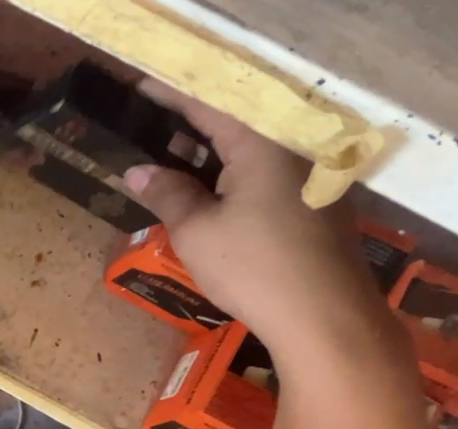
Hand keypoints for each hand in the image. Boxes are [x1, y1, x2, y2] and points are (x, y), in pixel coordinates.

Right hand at [126, 82, 399, 357]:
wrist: (319, 310)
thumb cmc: (252, 265)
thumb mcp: (196, 231)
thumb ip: (168, 194)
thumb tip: (138, 171)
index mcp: (263, 143)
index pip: (213, 103)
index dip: (174, 95)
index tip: (141, 90)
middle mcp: (291, 146)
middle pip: (236, 120)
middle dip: (189, 122)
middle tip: (145, 128)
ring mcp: (304, 172)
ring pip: (247, 147)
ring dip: (206, 150)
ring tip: (163, 160)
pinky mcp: (308, 198)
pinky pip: (260, 169)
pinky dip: (226, 171)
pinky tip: (199, 189)